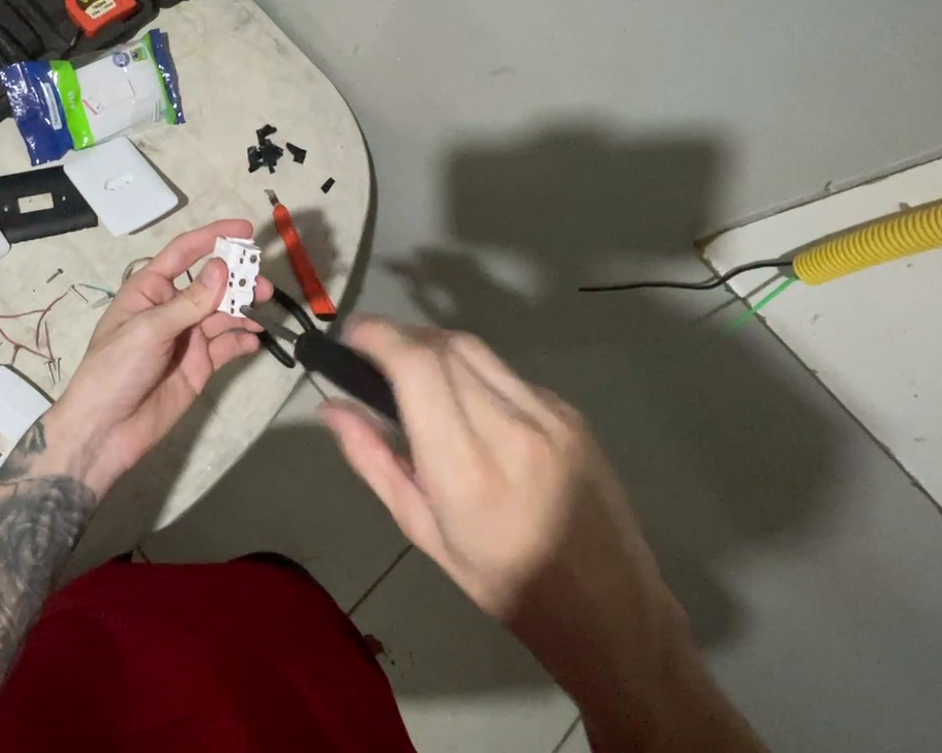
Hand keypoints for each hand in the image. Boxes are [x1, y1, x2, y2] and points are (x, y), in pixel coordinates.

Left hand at [41, 220, 270, 493]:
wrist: (106, 430)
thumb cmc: (115, 369)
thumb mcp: (149, 330)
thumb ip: (190, 301)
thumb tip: (223, 267)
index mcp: (149, 290)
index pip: (184, 253)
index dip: (214, 237)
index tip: (246, 229)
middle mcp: (171, 308)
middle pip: (212, 283)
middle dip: (238, 279)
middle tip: (263, 285)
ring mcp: (187, 337)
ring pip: (224, 313)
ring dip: (245, 309)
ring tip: (261, 312)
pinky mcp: (200, 365)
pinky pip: (227, 345)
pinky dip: (243, 340)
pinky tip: (253, 341)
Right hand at [320, 319, 740, 747]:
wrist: (609, 606)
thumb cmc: (502, 582)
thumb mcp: (424, 531)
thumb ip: (374, 461)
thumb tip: (331, 408)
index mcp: (466, 467)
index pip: (418, 368)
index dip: (379, 337)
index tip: (350, 335)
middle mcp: (511, 426)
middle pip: (447, 345)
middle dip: (402, 335)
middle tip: (372, 353)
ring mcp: (549, 415)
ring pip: (478, 350)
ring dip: (435, 347)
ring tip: (411, 371)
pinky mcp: (570, 412)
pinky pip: (508, 374)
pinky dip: (473, 372)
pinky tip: (466, 403)